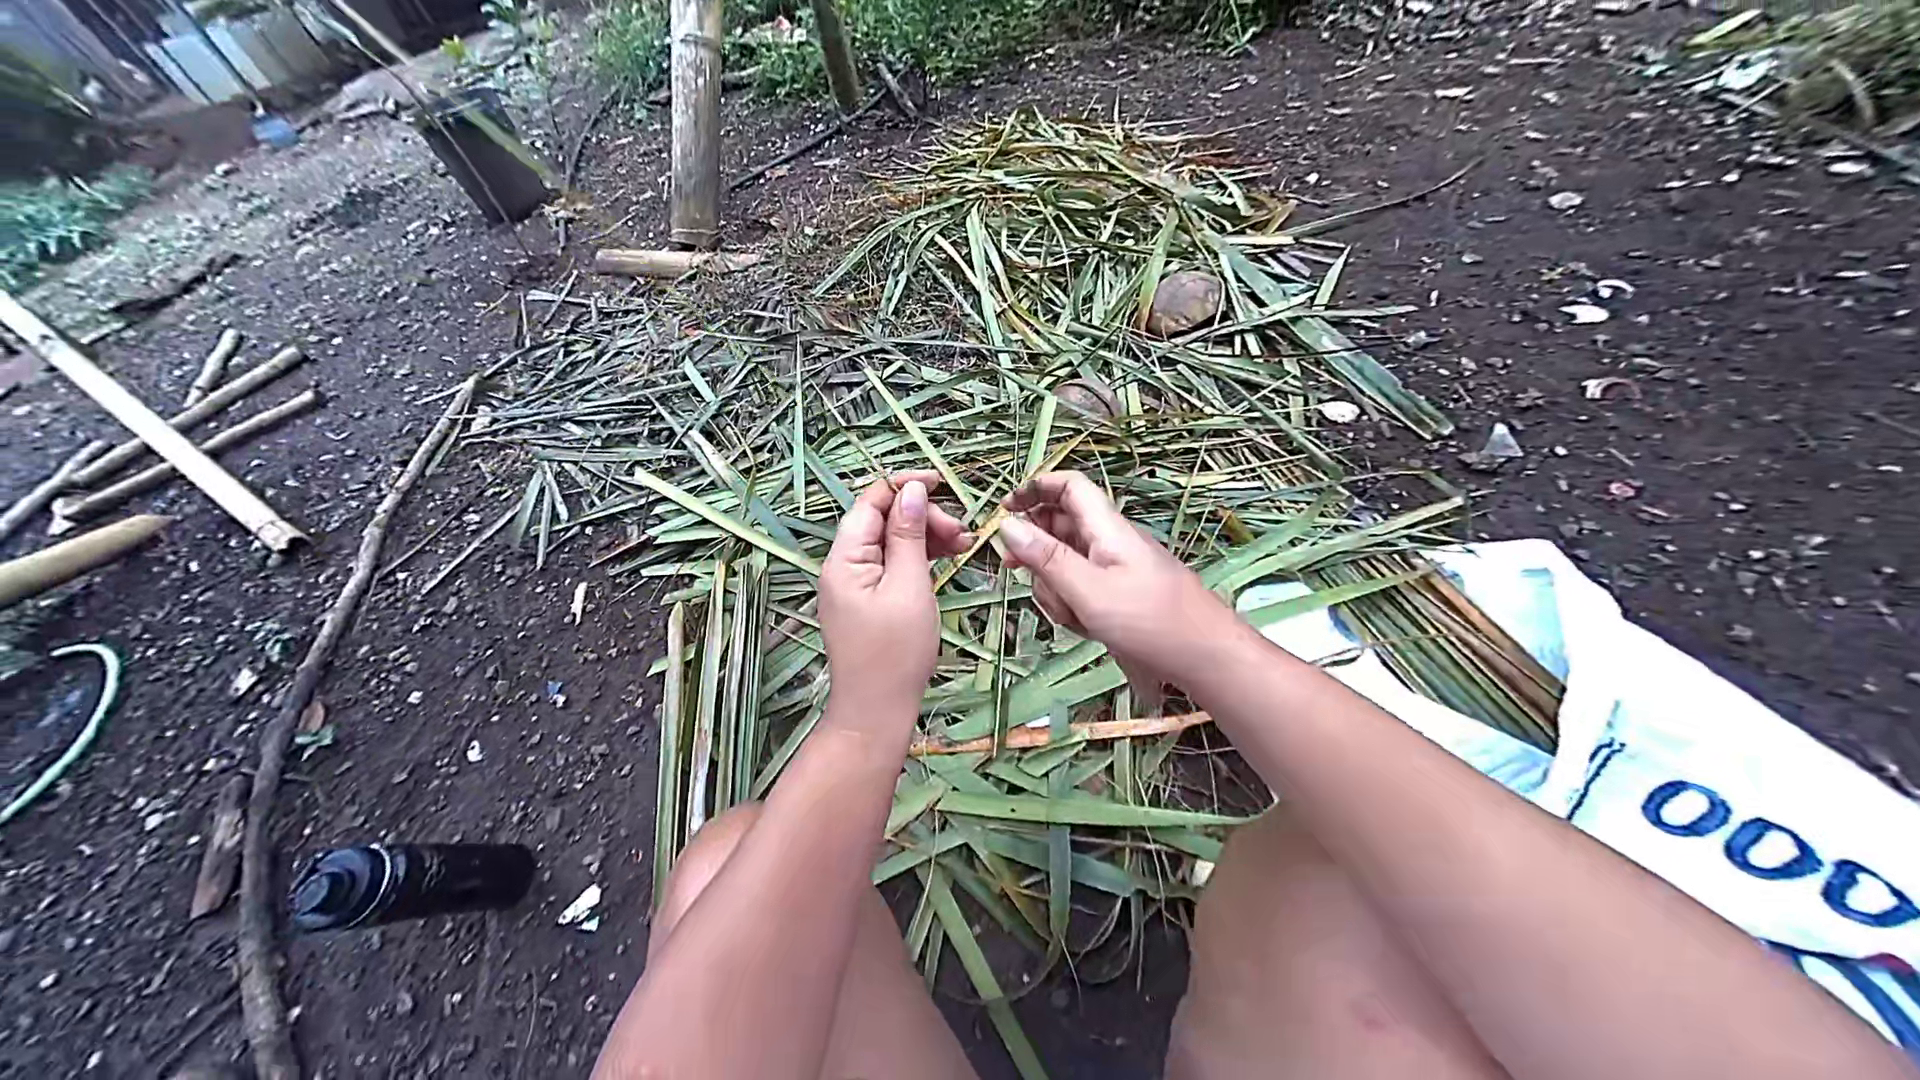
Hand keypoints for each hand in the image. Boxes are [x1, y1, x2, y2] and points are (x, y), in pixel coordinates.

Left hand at [818, 471, 970, 712]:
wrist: (878, 711)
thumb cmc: (896, 654)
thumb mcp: (910, 586)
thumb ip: (910, 535)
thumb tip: (913, 491)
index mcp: (845, 558)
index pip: (871, 502)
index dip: (904, 486)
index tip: (940, 482)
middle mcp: (844, 566)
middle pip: (883, 521)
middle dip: (922, 517)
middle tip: (961, 533)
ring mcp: (855, 584)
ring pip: (891, 543)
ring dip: (925, 537)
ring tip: (962, 545)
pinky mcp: (868, 600)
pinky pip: (892, 566)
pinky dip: (918, 559)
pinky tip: (945, 559)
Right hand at [998, 471, 1245, 710]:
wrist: (1207, 658)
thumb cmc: (1151, 622)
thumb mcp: (1089, 591)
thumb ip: (1045, 558)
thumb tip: (1008, 525)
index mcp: (1106, 528)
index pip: (1068, 486)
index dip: (1035, 489)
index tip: (1005, 511)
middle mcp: (1110, 541)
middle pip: (1059, 528)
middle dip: (1037, 553)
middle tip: (1018, 573)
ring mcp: (1116, 568)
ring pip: (1066, 564)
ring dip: (1056, 588)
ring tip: (1072, 615)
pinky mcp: (1120, 593)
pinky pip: (1082, 588)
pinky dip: (1074, 605)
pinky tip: (1086, 627)